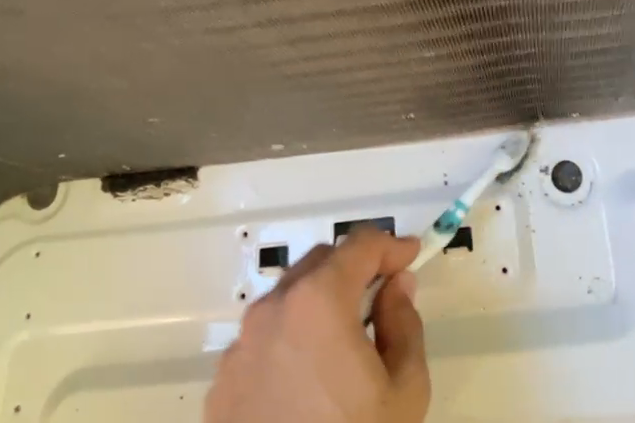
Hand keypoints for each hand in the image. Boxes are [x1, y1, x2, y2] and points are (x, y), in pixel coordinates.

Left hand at [205, 231, 430, 422]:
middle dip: (353, 269)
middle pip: (317, 265)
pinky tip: (309, 381)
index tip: (411, 258)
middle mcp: (271, 311)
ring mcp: (240, 349)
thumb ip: (404, 323)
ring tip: (346, 342)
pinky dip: (290, 341)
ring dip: (319, 303)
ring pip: (286, 301)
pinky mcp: (222, 386)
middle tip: (383, 295)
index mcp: (318, 302)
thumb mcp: (404, 390)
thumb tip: (396, 287)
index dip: (389, 245)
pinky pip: (262, 342)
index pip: (358, 247)